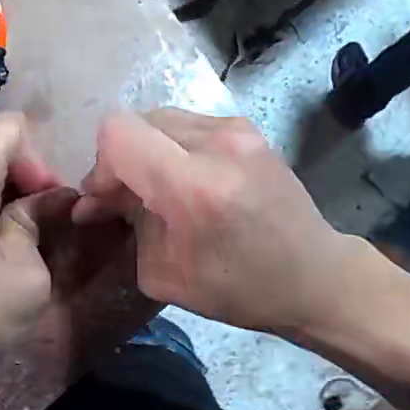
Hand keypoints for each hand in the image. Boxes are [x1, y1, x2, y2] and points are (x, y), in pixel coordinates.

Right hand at [72, 109, 364, 337]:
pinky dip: (172, 148)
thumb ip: (126, 225)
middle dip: (121, 160)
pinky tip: (185, 180)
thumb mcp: (165, 274)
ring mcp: (237, 129)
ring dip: (146, 152)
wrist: (314, 274)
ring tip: (157, 190)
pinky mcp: (247, 127)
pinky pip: (187, 125)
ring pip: (160, 120)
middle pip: (136, 123)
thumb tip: (96, 199)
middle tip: (126, 200)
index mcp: (195, 186)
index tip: (107, 199)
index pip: (118, 133)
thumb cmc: (240, 288)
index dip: (100, 165)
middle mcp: (217, 143)